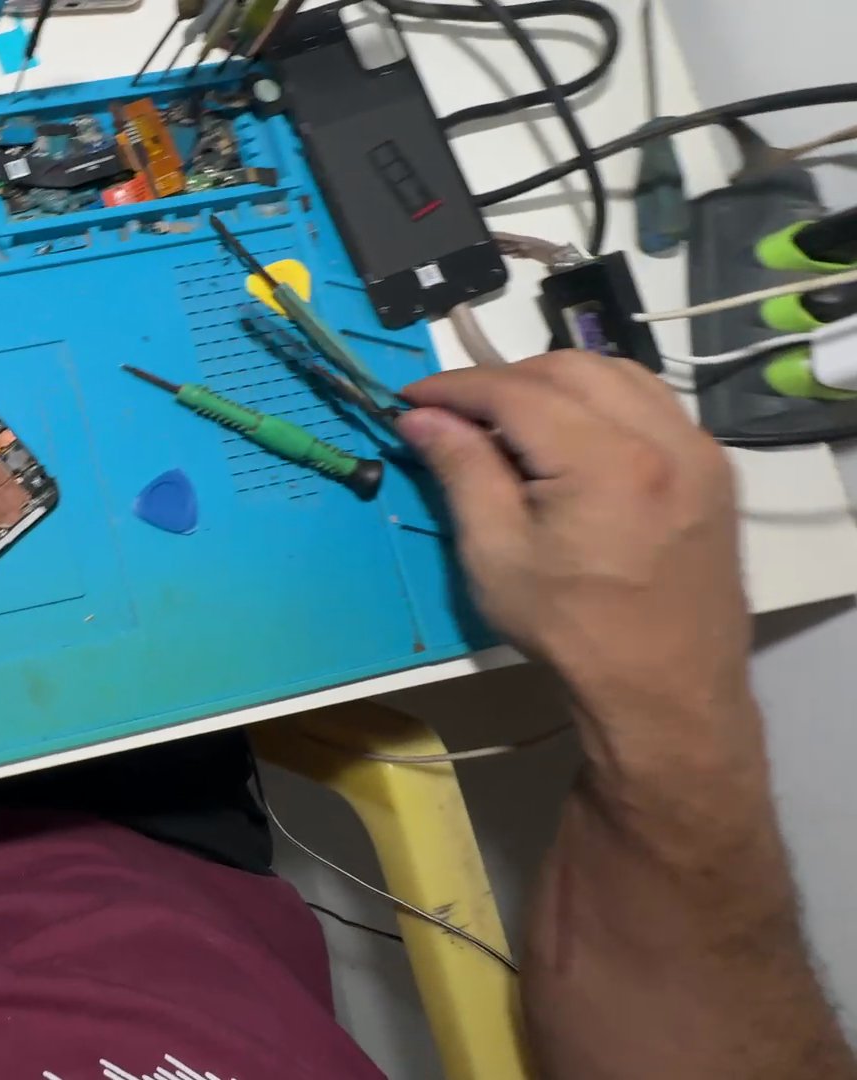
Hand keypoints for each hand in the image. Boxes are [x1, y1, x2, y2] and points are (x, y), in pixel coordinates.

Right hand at [397, 350, 752, 773]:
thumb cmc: (562, 621)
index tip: (405, 397)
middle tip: (444, 411)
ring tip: (493, 418)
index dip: (454, 386)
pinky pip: (643, 400)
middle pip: (570, 368)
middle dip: (496, 378)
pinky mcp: (708, 466)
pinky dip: (587, 398)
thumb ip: (460, 468)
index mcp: (606, 462)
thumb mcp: (491, 548)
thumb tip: (419, 417)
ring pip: (613, 374)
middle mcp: (665, 438)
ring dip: (543, 381)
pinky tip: (552, 433)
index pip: (518, 391)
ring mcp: (698, 449)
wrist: (660, 679)